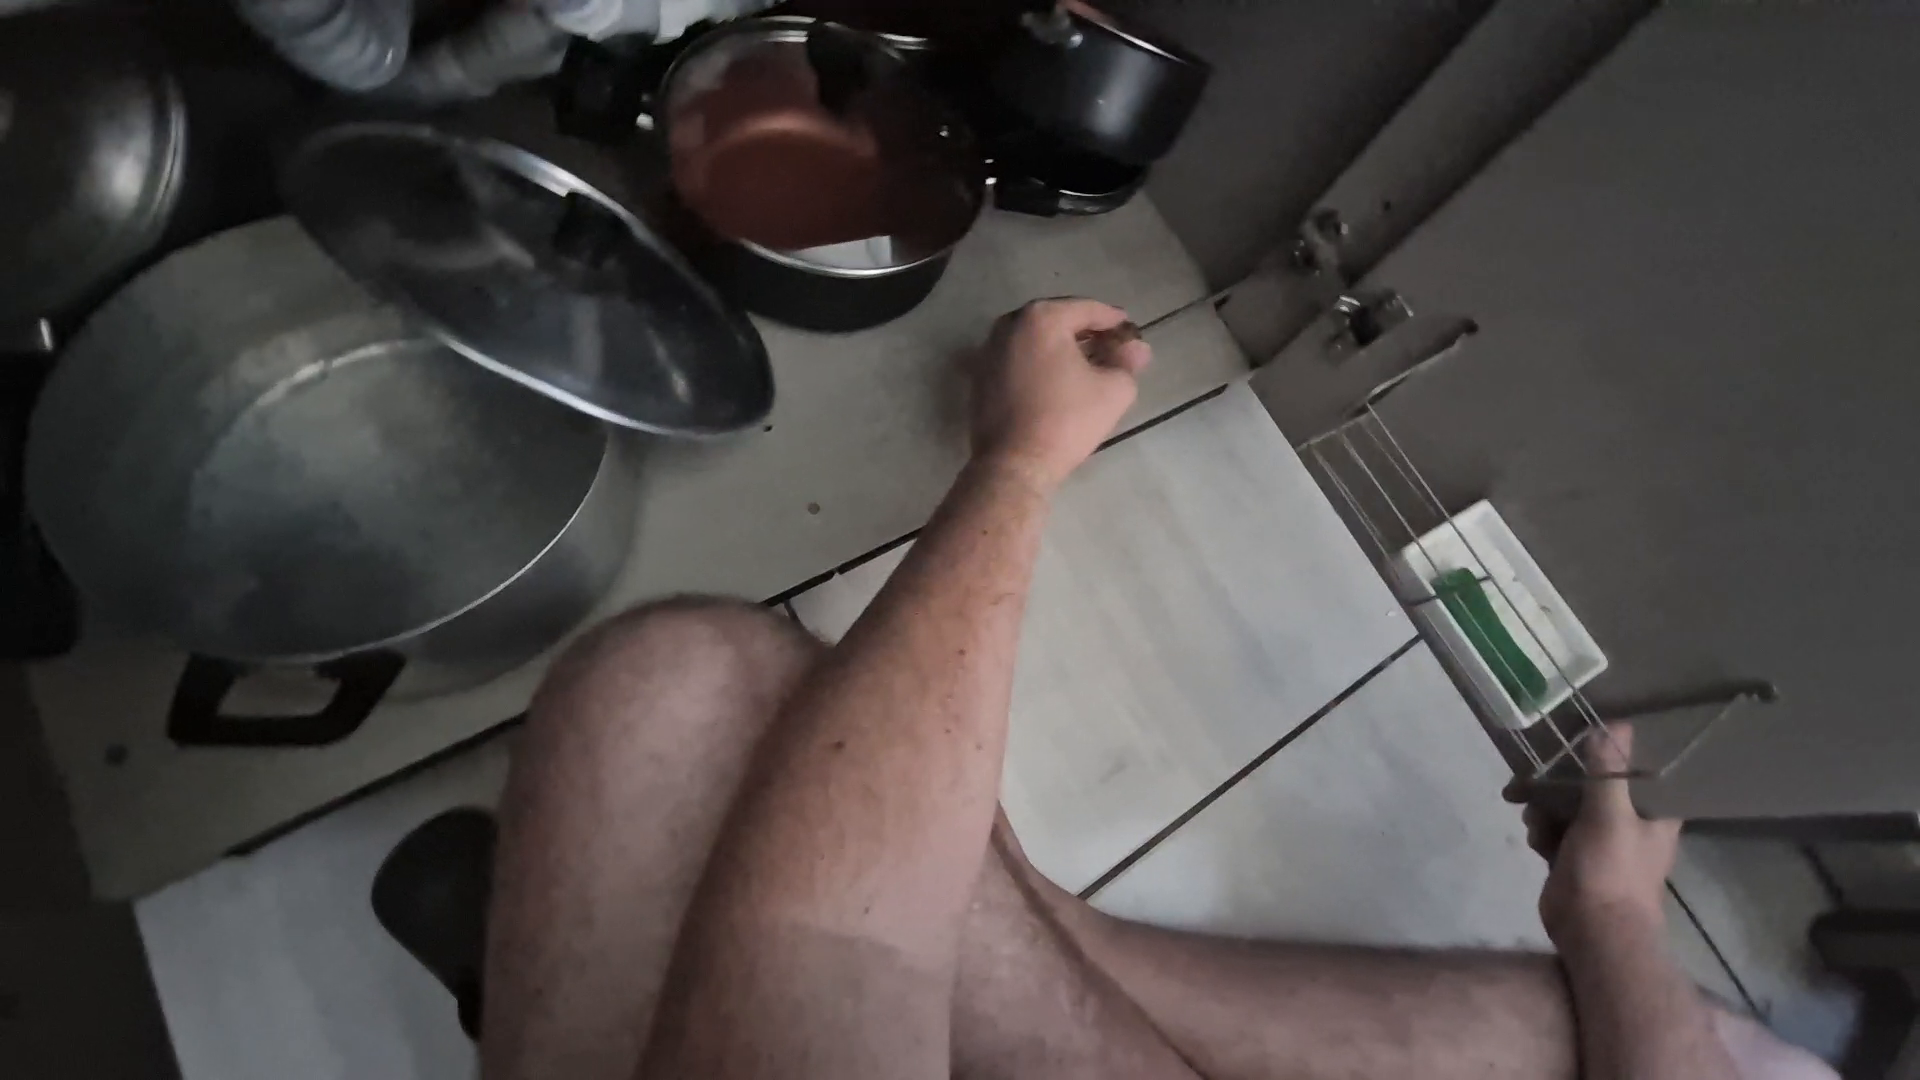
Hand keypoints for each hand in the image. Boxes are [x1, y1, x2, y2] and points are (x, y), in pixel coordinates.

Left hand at [970, 299, 1152, 490]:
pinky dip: (1037, 365)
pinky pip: (1016, 361)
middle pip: (1057, 321)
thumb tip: (1136, 348)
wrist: (1014, 463)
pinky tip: (1054, 383)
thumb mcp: (1114, 390)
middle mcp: (1008, 325)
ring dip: (1059, 349)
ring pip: (1033, 341)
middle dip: (1085, 332)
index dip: (1114, 320)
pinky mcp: (979, 378)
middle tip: (1109, 347)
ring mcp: (988, 351)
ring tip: (1085, 365)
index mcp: (1041, 318)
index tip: (1130, 332)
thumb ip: (1128, 362)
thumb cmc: (1066, 422)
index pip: (1088, 309)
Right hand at [1510, 724, 1678, 943]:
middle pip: (1586, 785)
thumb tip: (1615, 724)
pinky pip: (1551, 826)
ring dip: (1542, 809)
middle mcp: (1628, 822)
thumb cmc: (1610, 871)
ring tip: (1534, 824)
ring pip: (1562, 804)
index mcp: (1652, 813)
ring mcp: (1598, 840)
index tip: (1574, 743)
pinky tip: (1536, 842)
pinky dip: (1540, 830)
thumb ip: (1607, 772)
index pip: (1631, 771)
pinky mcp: (1572, 854)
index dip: (1604, 755)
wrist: (1592, 929)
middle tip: (1527, 784)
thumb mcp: (1608, 816)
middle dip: (1554, 785)